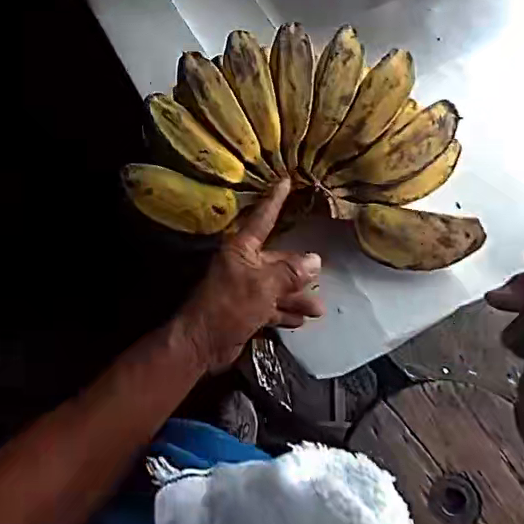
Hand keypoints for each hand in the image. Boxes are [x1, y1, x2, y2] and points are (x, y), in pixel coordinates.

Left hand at [174, 178, 326, 373]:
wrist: (201, 343)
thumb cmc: (229, 306)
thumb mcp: (264, 286)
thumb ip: (290, 273)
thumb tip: (315, 260)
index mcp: (242, 249)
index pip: (263, 218)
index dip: (275, 199)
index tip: (286, 180)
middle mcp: (244, 264)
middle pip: (278, 260)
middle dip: (299, 270)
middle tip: (322, 274)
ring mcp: (244, 288)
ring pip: (277, 287)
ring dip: (297, 297)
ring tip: (318, 309)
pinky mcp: (245, 310)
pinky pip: (271, 307)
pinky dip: (285, 312)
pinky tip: (301, 320)